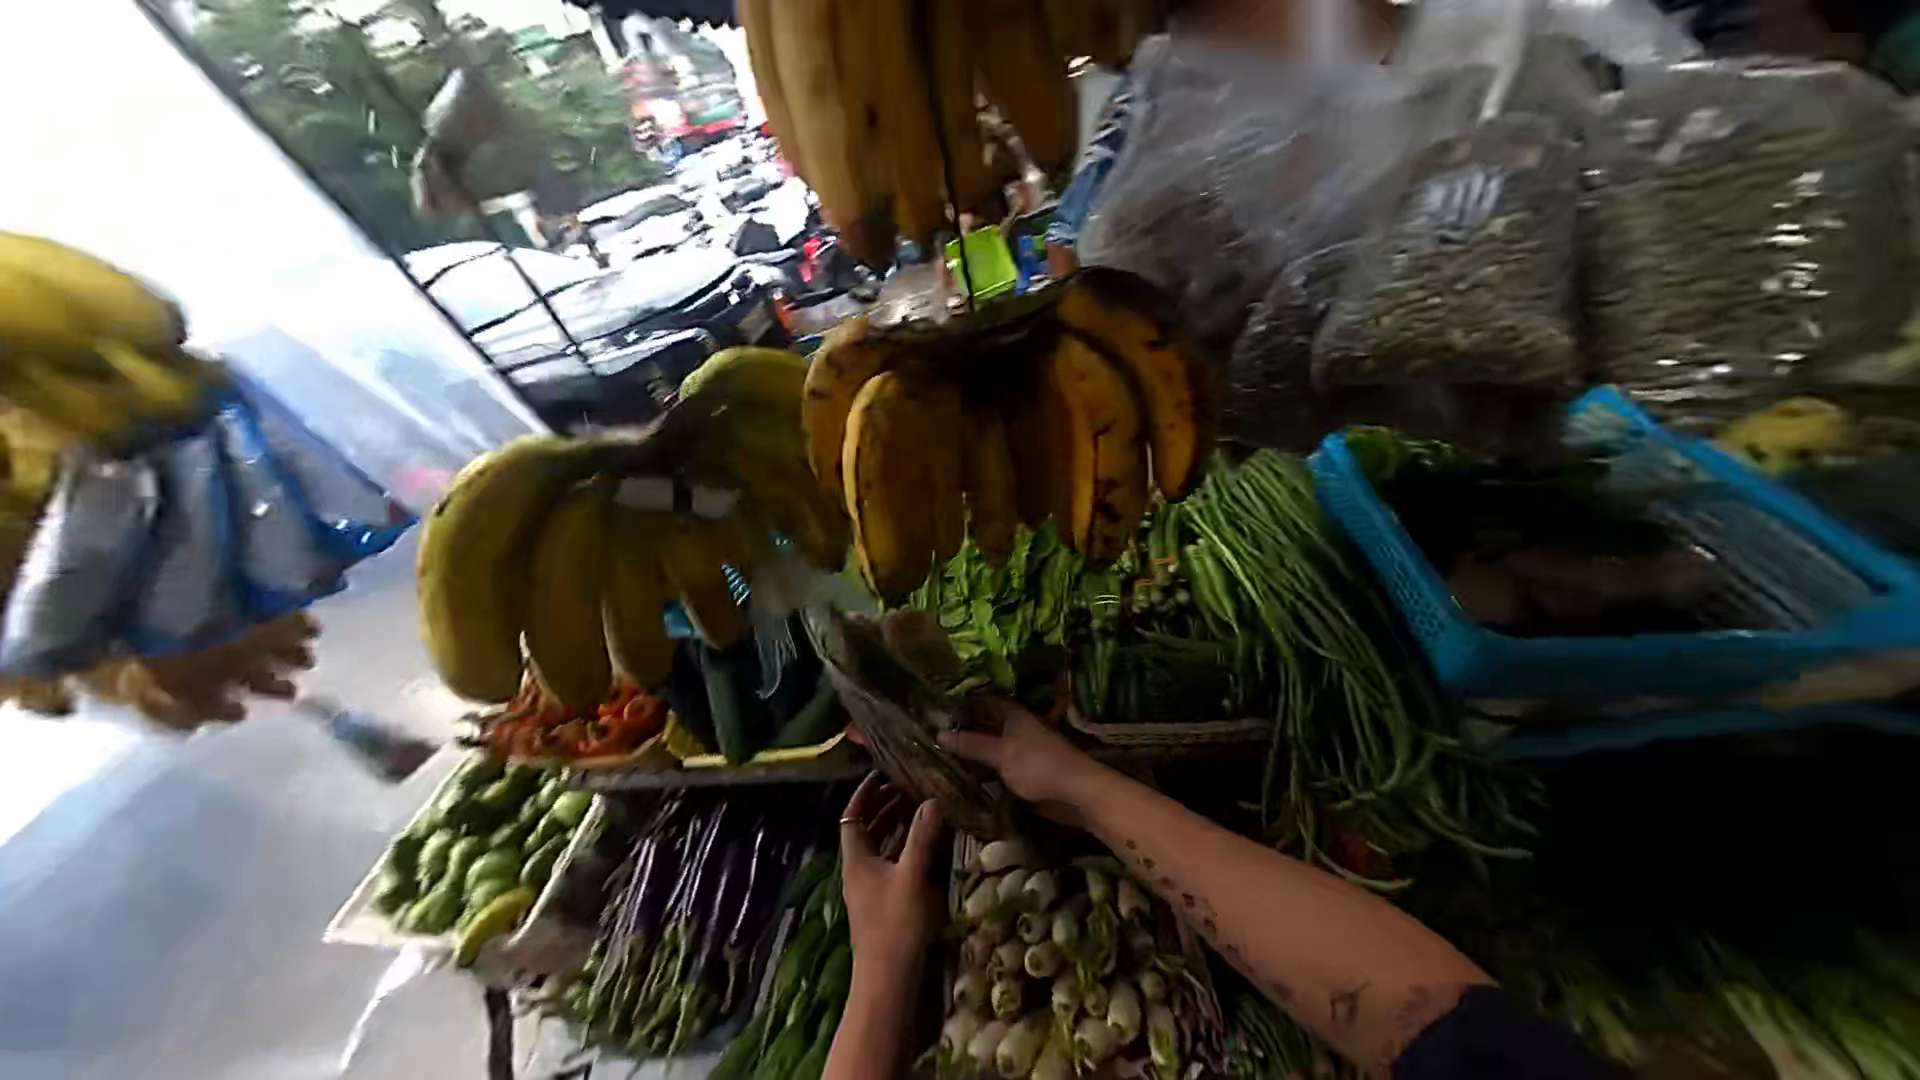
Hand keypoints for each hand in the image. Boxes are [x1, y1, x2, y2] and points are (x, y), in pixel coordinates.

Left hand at [840, 774, 944, 982]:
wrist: (888, 983)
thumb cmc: (895, 926)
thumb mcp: (912, 876)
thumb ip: (922, 836)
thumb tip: (932, 799)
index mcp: (856, 859)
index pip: (852, 815)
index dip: (865, 793)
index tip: (883, 774)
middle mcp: (858, 869)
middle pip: (865, 827)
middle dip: (884, 805)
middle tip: (908, 786)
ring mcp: (869, 887)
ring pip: (878, 844)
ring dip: (894, 824)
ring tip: (918, 806)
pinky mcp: (883, 901)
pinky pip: (889, 860)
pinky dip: (902, 845)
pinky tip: (924, 843)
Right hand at [940, 697, 1107, 825]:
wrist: (1076, 793)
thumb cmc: (1038, 764)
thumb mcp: (1001, 753)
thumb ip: (972, 744)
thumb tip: (939, 734)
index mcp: (1013, 714)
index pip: (983, 700)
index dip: (962, 701)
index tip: (936, 705)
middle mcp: (1016, 727)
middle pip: (986, 723)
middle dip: (963, 727)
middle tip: (932, 731)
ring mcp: (1021, 749)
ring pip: (991, 745)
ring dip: (972, 750)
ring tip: (940, 752)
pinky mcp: (1024, 771)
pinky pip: (997, 765)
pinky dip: (982, 768)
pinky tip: (963, 773)